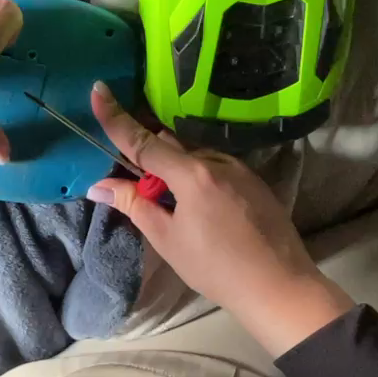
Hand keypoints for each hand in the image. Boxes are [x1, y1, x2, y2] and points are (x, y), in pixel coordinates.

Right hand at [86, 82, 354, 356]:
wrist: (279, 286)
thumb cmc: (215, 267)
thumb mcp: (167, 239)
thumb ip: (134, 205)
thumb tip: (99, 186)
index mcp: (191, 174)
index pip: (143, 141)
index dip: (116, 118)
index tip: (98, 90)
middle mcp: (216, 161)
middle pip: (169, 145)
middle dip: (147, 156)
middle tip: (133, 182)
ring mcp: (239, 169)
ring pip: (193, 157)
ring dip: (173, 170)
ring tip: (170, 205)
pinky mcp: (253, 181)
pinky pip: (214, 167)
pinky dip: (195, 177)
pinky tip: (198, 208)